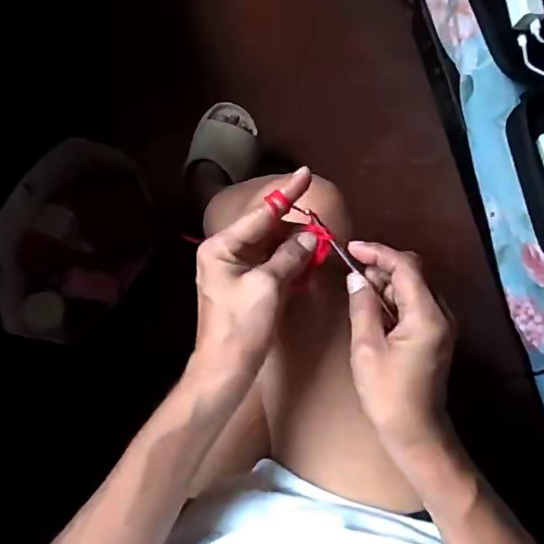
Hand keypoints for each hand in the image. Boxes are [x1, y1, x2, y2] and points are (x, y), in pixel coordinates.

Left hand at [193, 167, 322, 370]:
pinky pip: (271, 265)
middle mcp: (224, 253)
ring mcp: (234, 270)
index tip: (306, 173)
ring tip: (319, 247)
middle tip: (322, 231)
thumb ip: (289, 256)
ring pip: (271, 248)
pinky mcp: (245, 286)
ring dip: (295, 248)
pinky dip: (290, 264)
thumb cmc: (240, 327)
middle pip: (266, 229)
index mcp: (221, 247)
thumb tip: (309, 236)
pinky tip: (307, 265)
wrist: (224, 370)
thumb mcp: (267, 287)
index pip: (259, 214)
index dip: (285, 195)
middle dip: (294, 229)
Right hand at [345, 241, 455, 451]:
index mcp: (427, 315)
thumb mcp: (367, 348)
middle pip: (414, 272)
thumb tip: (356, 278)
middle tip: (352, 274)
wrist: (416, 432)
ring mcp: (442, 324)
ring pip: (414, 286)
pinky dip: (394, 298)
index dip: (378, 252)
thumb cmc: (388, 394)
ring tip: (358, 292)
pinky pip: (415, 302)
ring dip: (386, 282)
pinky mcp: (435, 334)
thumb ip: (362, 307)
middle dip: (382, 266)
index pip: (406, 266)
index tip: (350, 249)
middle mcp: (442, 313)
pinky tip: (373, 308)